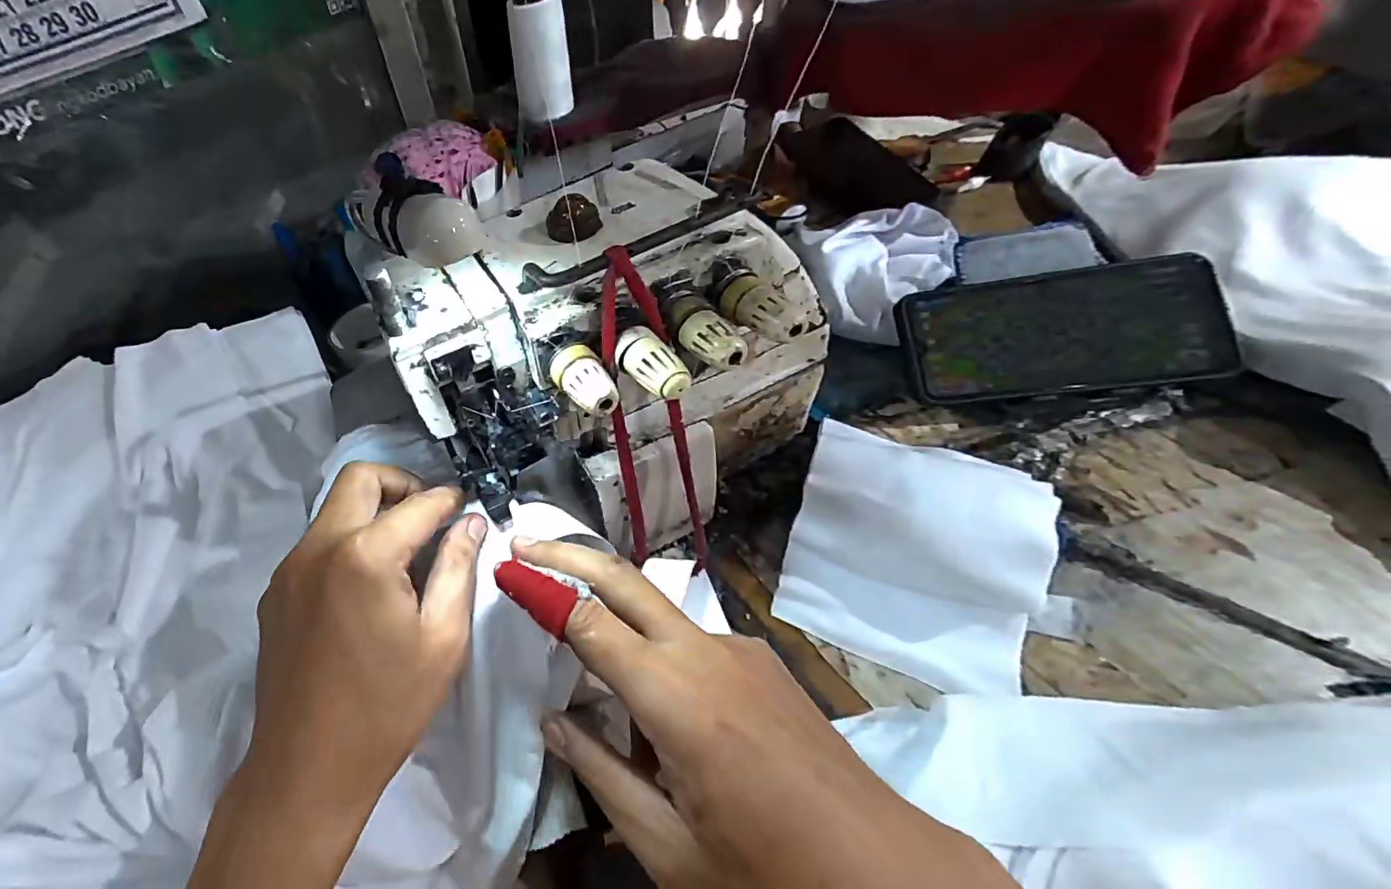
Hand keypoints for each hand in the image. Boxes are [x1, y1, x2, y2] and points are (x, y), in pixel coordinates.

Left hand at [188, 464, 486, 888]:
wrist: (306, 768)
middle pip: (360, 478)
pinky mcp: (275, 589)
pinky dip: (346, 542)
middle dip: (400, 484)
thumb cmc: (387, 707)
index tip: (465, 507)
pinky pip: (316, 543)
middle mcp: (319, 544)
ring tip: (400, 553)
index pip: (418, 503)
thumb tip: (470, 522)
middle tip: (427, 517)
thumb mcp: (442, 640)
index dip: (448, 500)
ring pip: (334, 508)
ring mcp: (290, 566)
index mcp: (365, 554)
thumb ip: (458, 568)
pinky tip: (363, 587)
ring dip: (370, 512)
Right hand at [511, 538, 1015, 888]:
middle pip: (623, 579)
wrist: (894, 876)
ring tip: (589, 673)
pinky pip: (688, 640)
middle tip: (522, 541)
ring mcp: (737, 650)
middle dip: (567, 552)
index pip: (588, 622)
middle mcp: (703, 653)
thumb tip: (554, 721)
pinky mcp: (759, 660)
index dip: (541, 591)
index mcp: (675, 700)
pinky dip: (653, 651)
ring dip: (610, 608)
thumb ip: (601, 772)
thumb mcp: (670, 847)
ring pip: (655, 609)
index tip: (503, 567)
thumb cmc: (771, 875)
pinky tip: (658, 711)